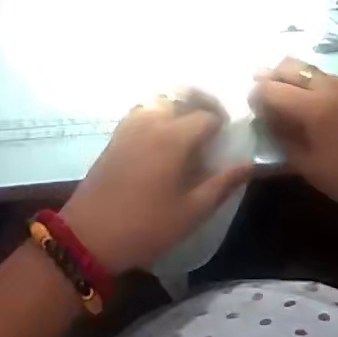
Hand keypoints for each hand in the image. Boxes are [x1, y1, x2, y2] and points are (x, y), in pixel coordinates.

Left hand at [58, 90, 252, 271]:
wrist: (87, 238)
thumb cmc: (145, 227)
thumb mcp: (192, 212)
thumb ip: (223, 184)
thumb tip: (250, 165)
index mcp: (174, 138)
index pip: (208, 116)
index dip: (224, 124)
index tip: (230, 139)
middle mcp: (152, 123)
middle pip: (184, 98)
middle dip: (204, 105)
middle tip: (215, 126)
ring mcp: (129, 127)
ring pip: (161, 101)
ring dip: (180, 105)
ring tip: (191, 127)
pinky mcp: (115, 137)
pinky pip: (142, 111)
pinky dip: (158, 113)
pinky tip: (164, 135)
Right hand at [250, 56, 337, 214]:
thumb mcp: (305, 163)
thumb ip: (281, 135)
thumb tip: (264, 118)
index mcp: (316, 107)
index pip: (272, 88)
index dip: (256, 96)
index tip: (251, 108)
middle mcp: (332, 86)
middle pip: (290, 66)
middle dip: (271, 77)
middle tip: (261, 95)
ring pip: (309, 69)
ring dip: (292, 79)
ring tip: (283, 100)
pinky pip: (327, 79)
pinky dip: (311, 86)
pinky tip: (309, 106)